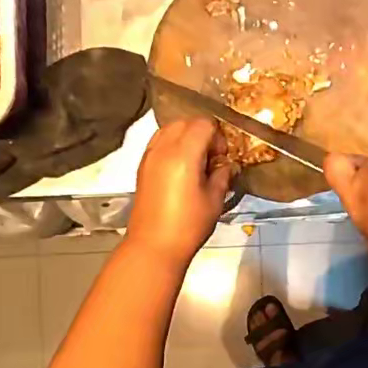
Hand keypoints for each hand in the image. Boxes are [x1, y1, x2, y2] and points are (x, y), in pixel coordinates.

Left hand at [127, 118, 233, 262]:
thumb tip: (225, 165)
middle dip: (202, 133)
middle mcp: (163, 148)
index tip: (222, 157)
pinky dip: (173, 146)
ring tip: (196, 163)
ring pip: (170, 129)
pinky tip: (182, 169)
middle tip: (211, 158)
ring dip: (186, 138)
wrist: (154, 246)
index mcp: (183, 154)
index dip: (218, 137)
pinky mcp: (142, 166)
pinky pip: (159, 142)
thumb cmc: (188, 225)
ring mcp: (149, 156)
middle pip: (186, 122)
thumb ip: (222, 175)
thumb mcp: (214, 200)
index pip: (204, 124)